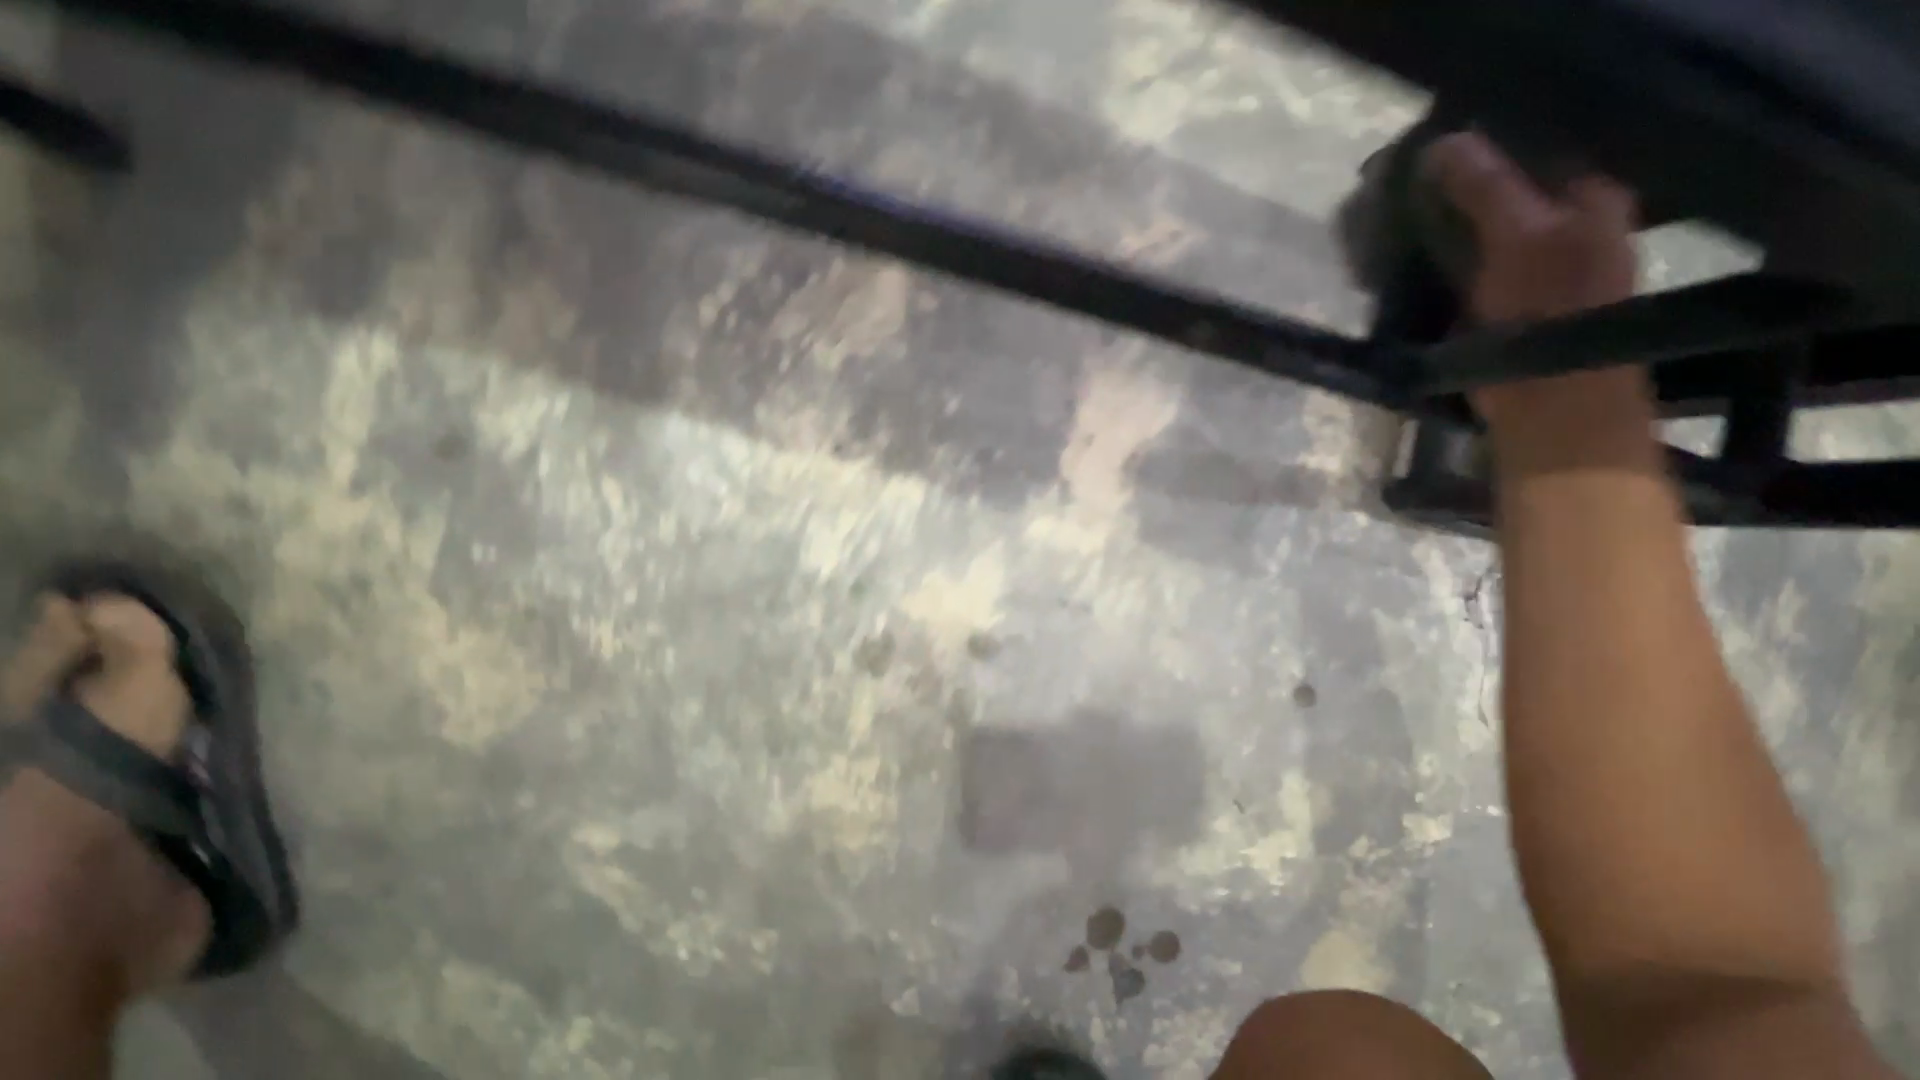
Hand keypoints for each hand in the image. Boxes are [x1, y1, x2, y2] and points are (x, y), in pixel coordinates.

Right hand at [1421, 132, 1644, 422]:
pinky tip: (1428, 270)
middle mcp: (1582, 229)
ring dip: (1458, 231)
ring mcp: (1552, 274)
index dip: (1489, 149)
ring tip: (1413, 228)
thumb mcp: (1517, 237)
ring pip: (1496, 234)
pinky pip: (1483, 272)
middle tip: (1416, 193)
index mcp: (1595, 200)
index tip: (1435, 154)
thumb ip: (1485, 186)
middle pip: (1516, 194)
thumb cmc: (1548, 315)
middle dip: (1467, 193)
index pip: (1538, 151)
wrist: (1557, 412)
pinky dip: (1457, 267)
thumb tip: (1443, 141)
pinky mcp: (1522, 313)